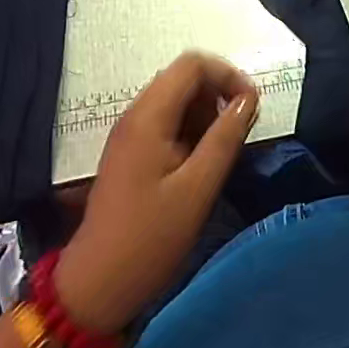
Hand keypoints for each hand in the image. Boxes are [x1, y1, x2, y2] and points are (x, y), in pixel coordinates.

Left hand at [55, 53, 257, 331]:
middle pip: (184, 77)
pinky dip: (192, 129)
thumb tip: (247, 100)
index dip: (228, 75)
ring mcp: (131, 133)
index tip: (251, 107)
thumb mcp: (198, 188)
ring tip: (222, 150)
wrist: (97, 284)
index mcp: (148, 116)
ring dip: (207, 113)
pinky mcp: (132, 151)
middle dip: (219, 94)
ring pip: (177, 99)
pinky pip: (168, 121)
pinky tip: (202, 162)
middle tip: (239, 131)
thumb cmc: (151, 237)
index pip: (192, 64)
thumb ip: (225, 138)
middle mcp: (136, 114)